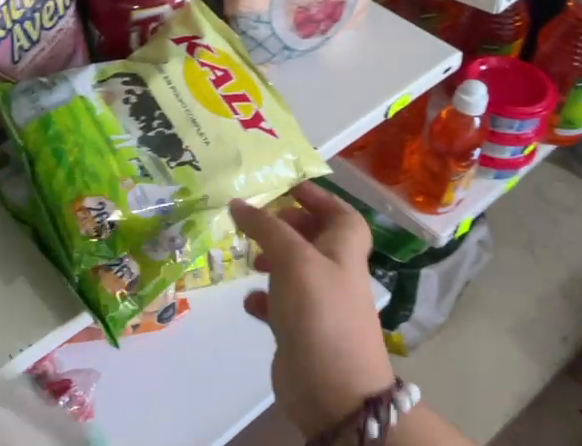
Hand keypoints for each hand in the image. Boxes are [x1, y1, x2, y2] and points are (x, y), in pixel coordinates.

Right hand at [229, 184, 395, 439]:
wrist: (335, 394)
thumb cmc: (321, 315)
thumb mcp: (294, 260)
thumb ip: (265, 228)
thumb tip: (238, 202)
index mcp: (343, 253)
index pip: (342, 215)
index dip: (319, 198)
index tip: (285, 187)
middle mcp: (334, 275)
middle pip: (315, 239)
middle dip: (286, 225)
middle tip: (255, 219)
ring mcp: (318, 305)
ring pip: (293, 269)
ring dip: (270, 258)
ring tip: (246, 256)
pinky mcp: (300, 331)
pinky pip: (279, 304)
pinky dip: (262, 297)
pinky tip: (247, 298)